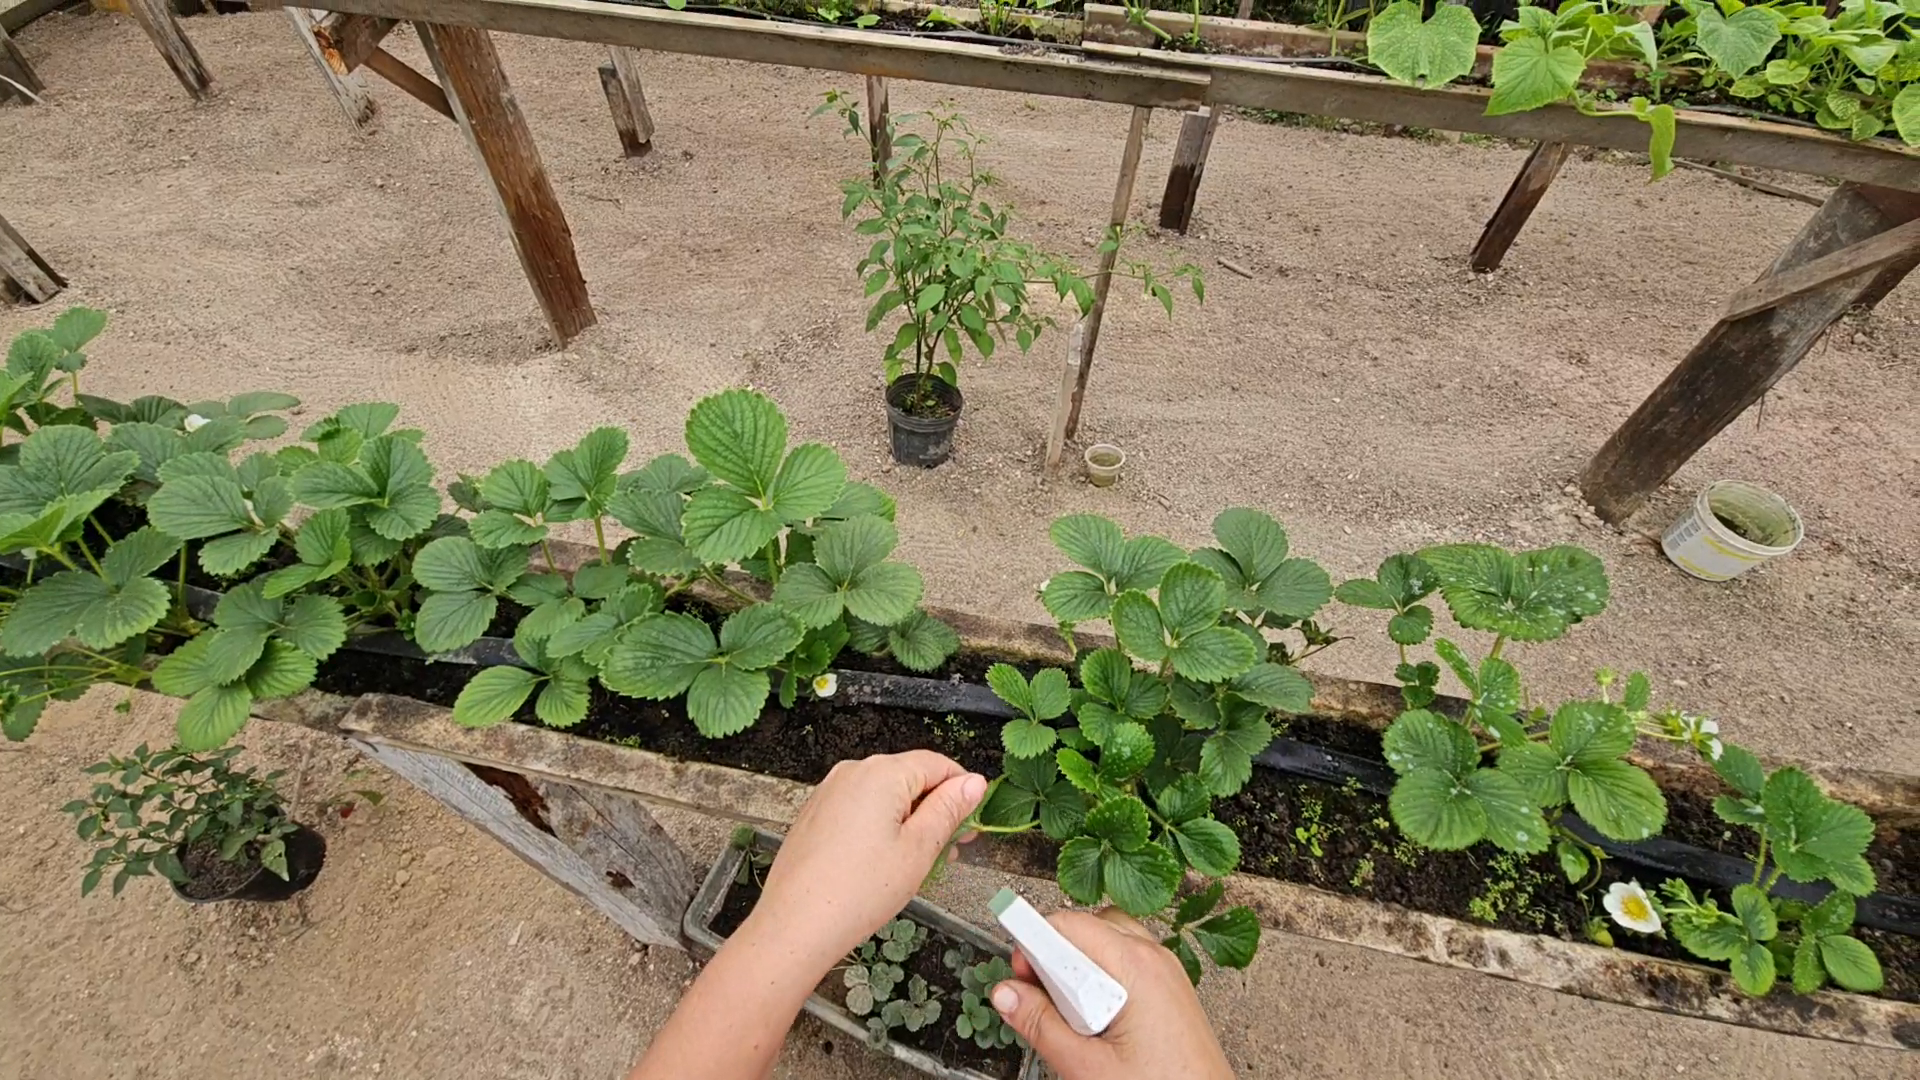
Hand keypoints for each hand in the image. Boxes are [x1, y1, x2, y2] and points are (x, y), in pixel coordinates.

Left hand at [744, 750, 986, 968]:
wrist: (793, 927)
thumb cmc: (857, 892)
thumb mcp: (918, 850)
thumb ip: (948, 810)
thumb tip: (974, 783)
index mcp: (882, 773)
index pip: (937, 764)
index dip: (962, 790)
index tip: (974, 820)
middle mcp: (854, 771)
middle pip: (910, 777)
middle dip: (936, 808)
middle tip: (952, 848)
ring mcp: (831, 790)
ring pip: (885, 794)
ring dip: (910, 820)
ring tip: (921, 861)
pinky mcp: (817, 811)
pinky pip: (860, 806)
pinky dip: (881, 825)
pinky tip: (885, 861)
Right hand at [992, 908, 1233, 1079]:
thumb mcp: (1088, 1069)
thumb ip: (1042, 1026)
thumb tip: (1007, 994)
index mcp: (1135, 968)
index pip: (1069, 926)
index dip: (1034, 941)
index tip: (1014, 964)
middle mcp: (1153, 958)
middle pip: (1087, 927)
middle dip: (1055, 954)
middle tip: (1036, 994)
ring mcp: (1166, 971)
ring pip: (1107, 939)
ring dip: (1079, 964)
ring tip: (1069, 1010)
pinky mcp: (1171, 988)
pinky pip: (1127, 959)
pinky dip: (1103, 975)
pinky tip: (1095, 1016)